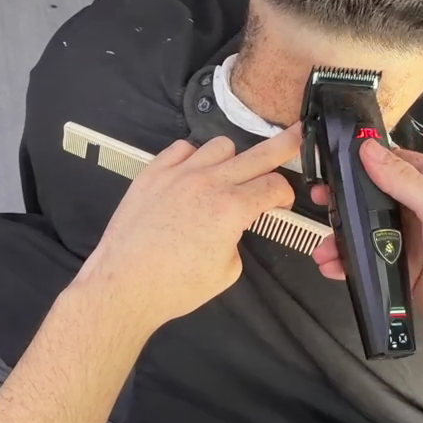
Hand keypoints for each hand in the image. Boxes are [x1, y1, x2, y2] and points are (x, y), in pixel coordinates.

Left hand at [75, 128, 300, 336]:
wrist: (124, 284)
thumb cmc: (175, 286)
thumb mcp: (227, 271)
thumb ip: (238, 237)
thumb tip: (234, 224)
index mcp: (232, 209)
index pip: (274, 186)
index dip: (284, 195)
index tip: (280, 202)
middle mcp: (209, 183)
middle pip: (259, 153)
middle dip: (285, 145)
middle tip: (297, 135)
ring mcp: (179, 173)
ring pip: (220, 145)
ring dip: (232, 159)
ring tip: (228, 175)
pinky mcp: (153, 172)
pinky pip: (182, 148)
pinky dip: (193, 157)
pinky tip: (192, 175)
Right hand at [313, 142, 422, 342]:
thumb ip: (403, 180)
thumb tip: (366, 147)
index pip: (395, 162)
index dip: (363, 161)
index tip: (330, 162)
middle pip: (376, 197)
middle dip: (345, 201)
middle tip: (318, 201)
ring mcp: (413, 240)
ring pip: (368, 231)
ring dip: (343, 238)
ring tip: (322, 249)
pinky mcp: (404, 270)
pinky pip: (370, 261)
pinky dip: (349, 264)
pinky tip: (332, 268)